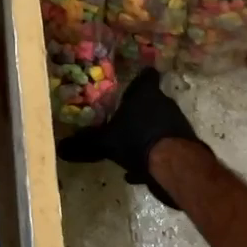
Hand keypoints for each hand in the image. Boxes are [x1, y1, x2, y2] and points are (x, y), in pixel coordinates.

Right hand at [55, 68, 197, 208]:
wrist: (175, 166)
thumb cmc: (138, 141)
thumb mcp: (106, 143)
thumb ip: (84, 144)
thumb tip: (60, 149)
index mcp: (145, 95)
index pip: (147, 76)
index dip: (141, 78)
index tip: (135, 80)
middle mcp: (165, 104)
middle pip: (153, 101)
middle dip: (139, 109)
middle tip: (123, 118)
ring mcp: (178, 124)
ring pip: (160, 122)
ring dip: (146, 131)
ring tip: (128, 146)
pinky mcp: (186, 144)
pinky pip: (165, 144)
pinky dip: (153, 152)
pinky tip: (139, 170)